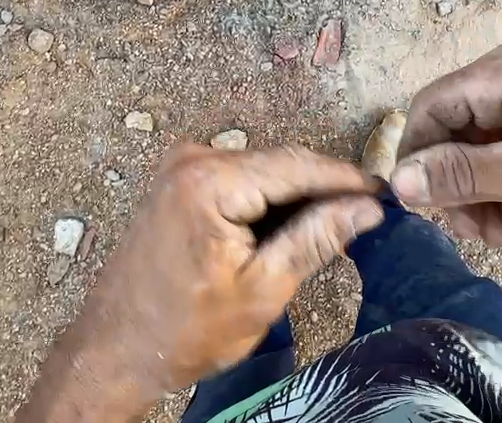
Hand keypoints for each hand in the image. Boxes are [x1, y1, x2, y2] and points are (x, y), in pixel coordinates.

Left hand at [25, 144, 383, 418]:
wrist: (115, 345)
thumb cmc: (187, 328)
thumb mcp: (262, 289)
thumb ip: (315, 239)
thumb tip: (367, 207)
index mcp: (212, 179)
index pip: (295, 165)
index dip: (344, 177)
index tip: (386, 191)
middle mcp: (195, 156)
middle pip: (278, 163)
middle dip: (323, 186)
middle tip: (370, 211)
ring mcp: (183, 163)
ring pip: (260, 169)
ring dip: (296, 193)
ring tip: (337, 221)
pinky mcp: (179, 177)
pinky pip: (238, 178)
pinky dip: (267, 198)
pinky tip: (291, 223)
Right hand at [391, 42, 501, 241]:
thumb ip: (462, 175)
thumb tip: (399, 181)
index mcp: (501, 72)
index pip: (431, 106)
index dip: (417, 155)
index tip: (423, 206)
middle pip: (452, 125)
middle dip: (453, 181)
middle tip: (473, 232)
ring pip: (475, 141)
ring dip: (476, 188)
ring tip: (498, 234)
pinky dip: (499, 182)